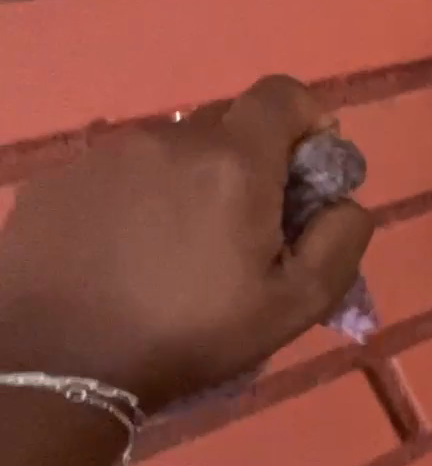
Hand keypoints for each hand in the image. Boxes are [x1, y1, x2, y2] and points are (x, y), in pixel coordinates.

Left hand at [0, 76, 373, 409]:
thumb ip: (346, 234)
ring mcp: (100, 160)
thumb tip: (342, 201)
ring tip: (197, 244)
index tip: (312, 172)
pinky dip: (153, 196)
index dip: (311, 122)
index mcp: (233, 162)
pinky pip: (129, 171)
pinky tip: (142, 252)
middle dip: (262, 159)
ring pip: (179, 148)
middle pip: (233, 122)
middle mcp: (165, 142)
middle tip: (261, 223)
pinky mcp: (54, 184)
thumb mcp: (308, 297)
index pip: (283, 95)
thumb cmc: (198, 331)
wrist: (52, 370)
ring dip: (205, 179)